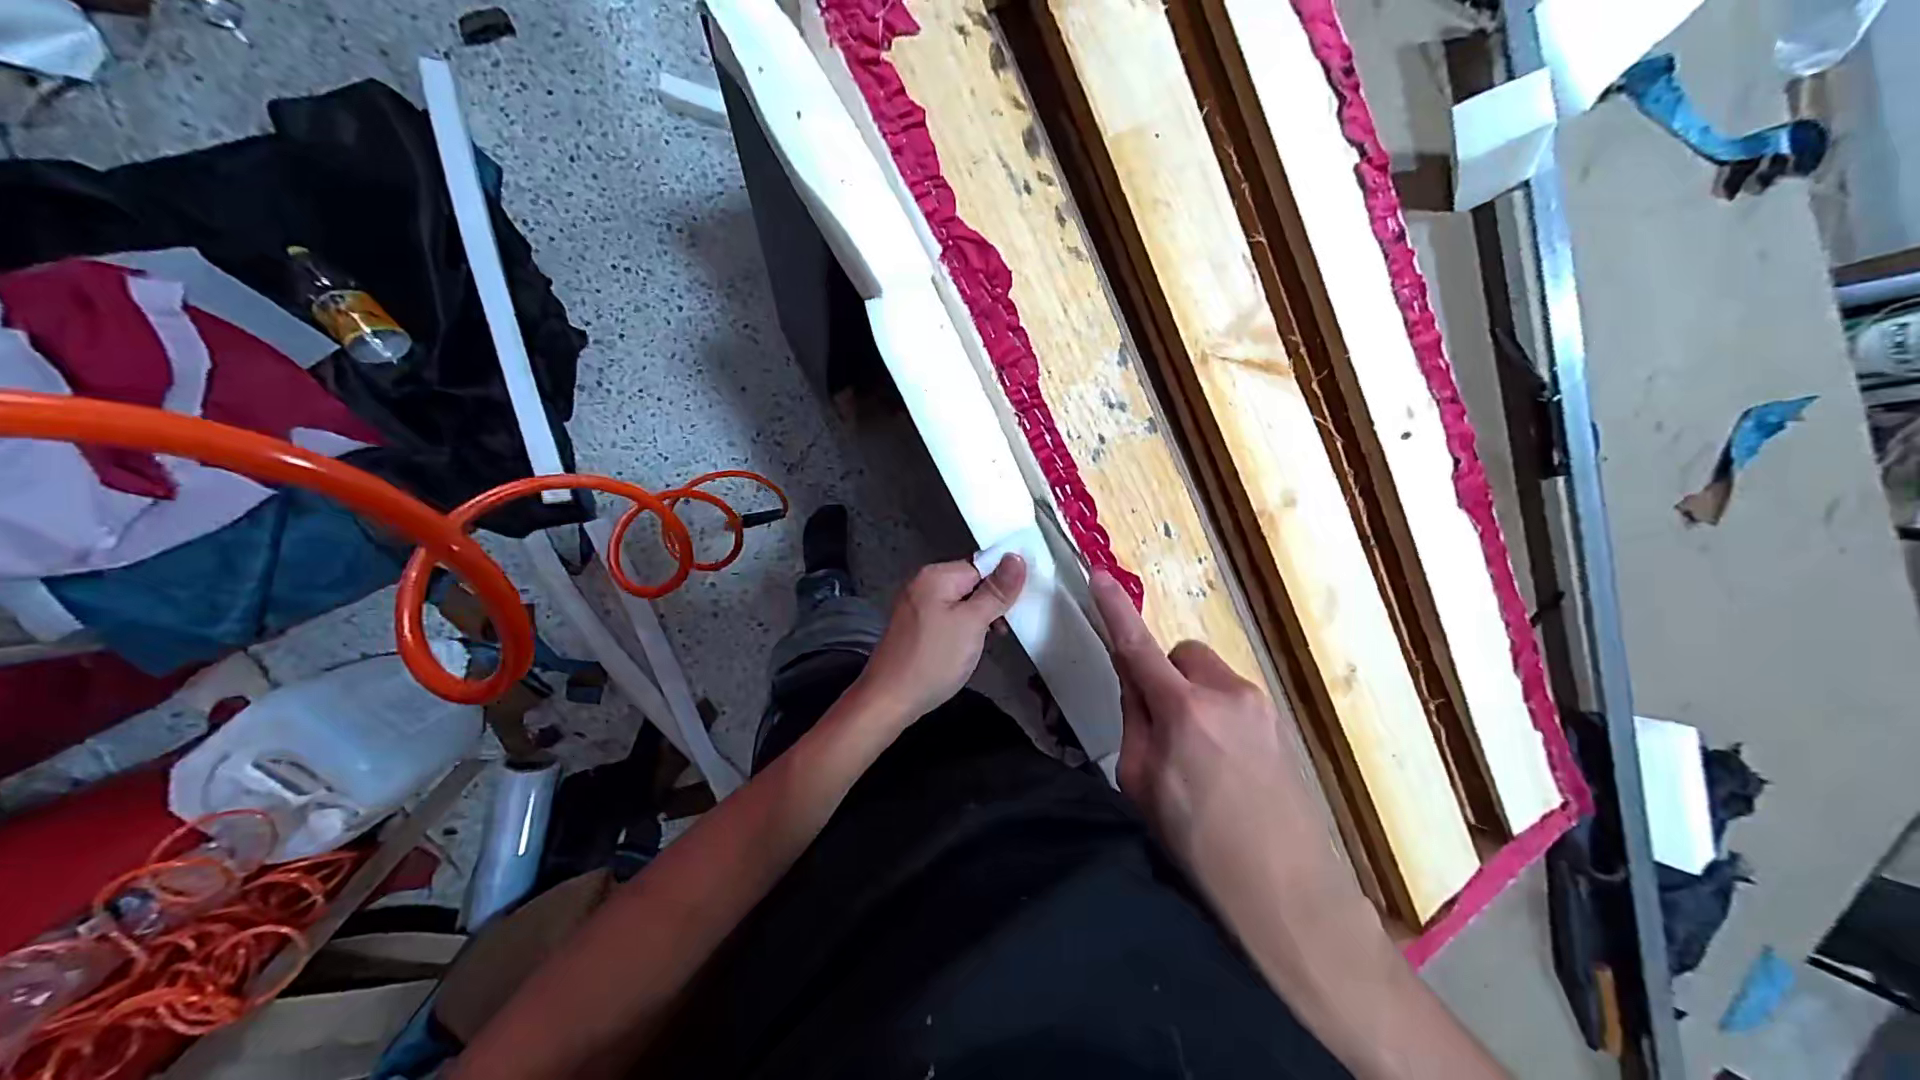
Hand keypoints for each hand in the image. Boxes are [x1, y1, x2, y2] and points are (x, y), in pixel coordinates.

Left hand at [852, 555, 1026, 723]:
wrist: (889, 700)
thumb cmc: (933, 660)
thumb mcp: (972, 623)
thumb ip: (996, 591)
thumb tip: (1016, 557)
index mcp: (936, 575)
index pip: (982, 565)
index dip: (1002, 584)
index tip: (1015, 606)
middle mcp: (923, 584)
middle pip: (971, 582)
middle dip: (991, 603)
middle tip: (1001, 629)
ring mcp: (916, 606)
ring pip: (961, 603)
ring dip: (979, 619)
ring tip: (987, 640)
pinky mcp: (915, 627)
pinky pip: (947, 618)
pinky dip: (962, 629)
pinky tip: (967, 648)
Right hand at [1089, 571, 1348, 902]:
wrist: (1286, 892)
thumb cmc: (1197, 844)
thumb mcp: (1141, 783)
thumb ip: (1134, 719)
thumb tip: (1132, 677)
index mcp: (1184, 712)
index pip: (1137, 647)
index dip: (1114, 609)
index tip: (1099, 574)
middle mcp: (1227, 694)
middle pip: (1179, 656)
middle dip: (1163, 677)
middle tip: (1159, 726)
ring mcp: (1261, 706)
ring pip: (1207, 677)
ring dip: (1191, 696)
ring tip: (1195, 755)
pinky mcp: (1280, 722)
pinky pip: (1232, 698)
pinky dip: (1216, 714)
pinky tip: (1224, 765)